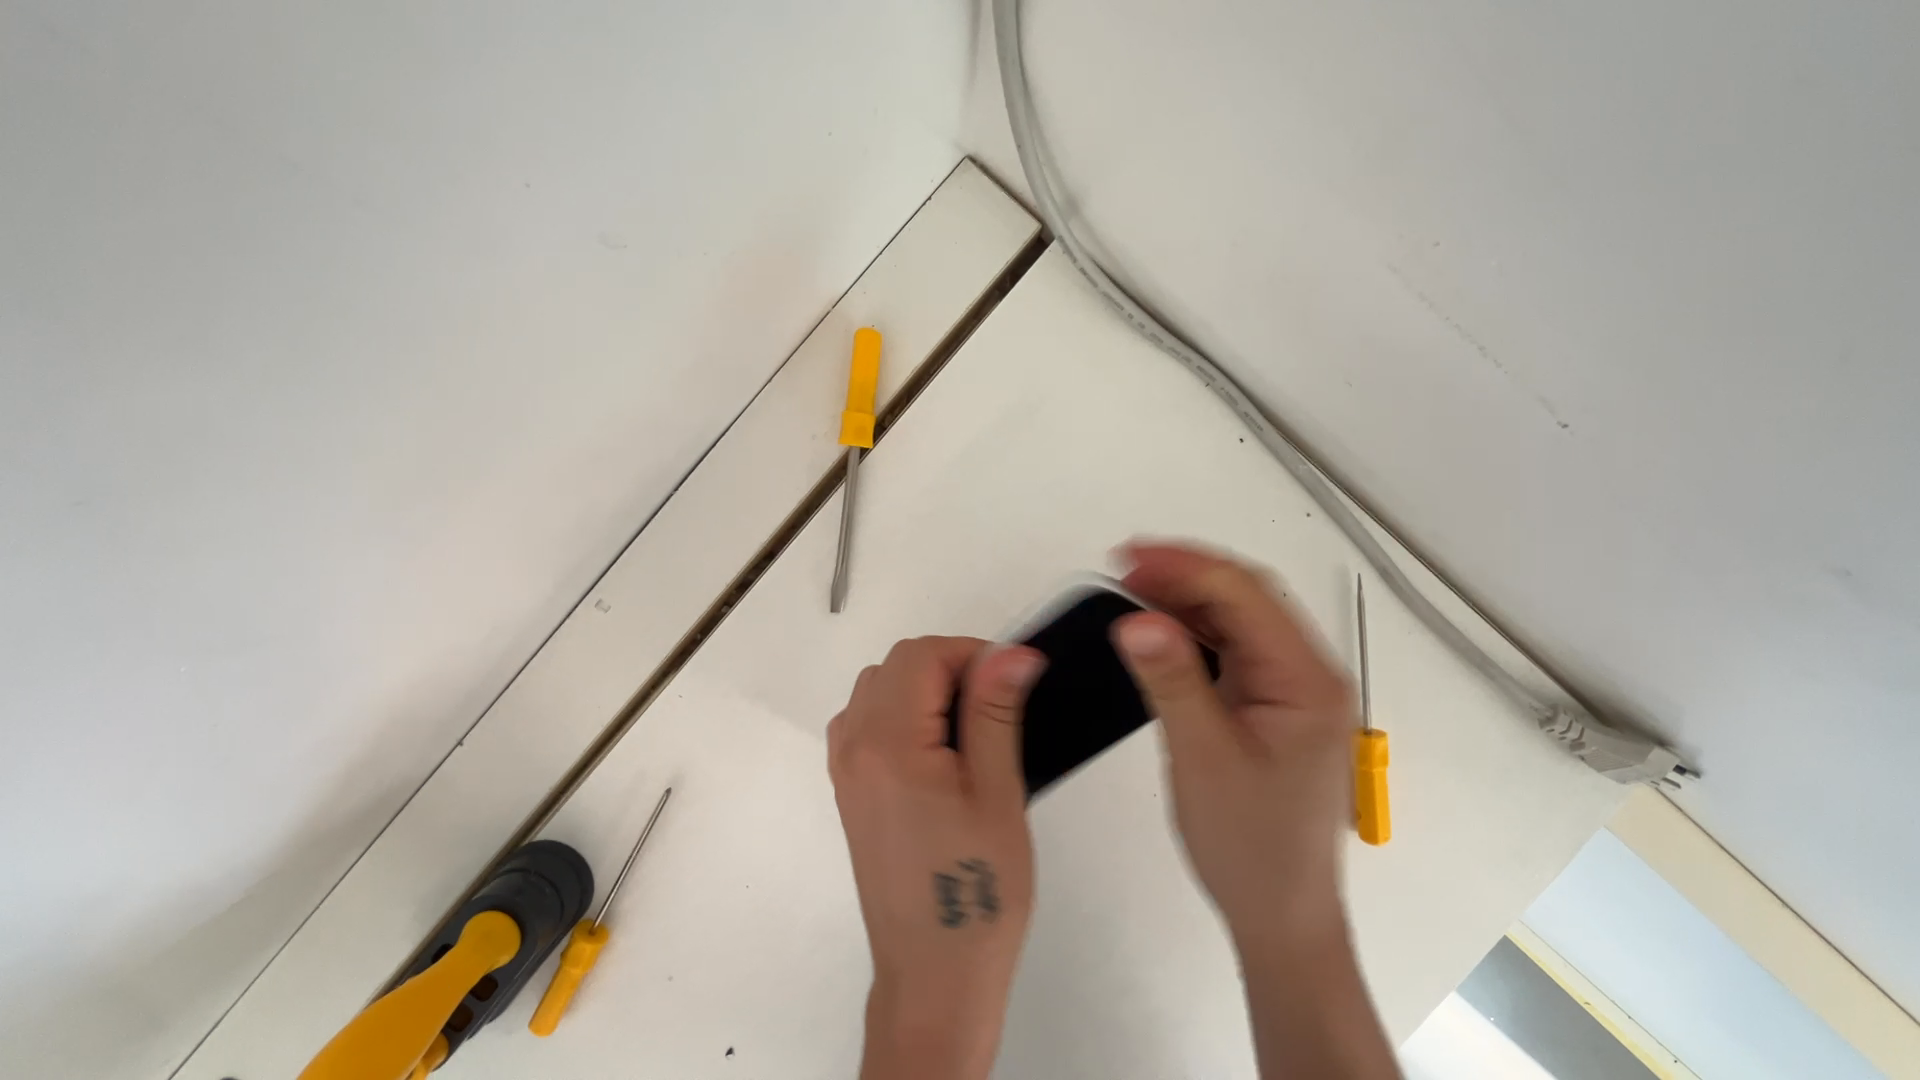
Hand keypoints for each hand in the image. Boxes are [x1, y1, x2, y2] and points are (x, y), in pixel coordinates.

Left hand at [827, 636, 1045, 1079]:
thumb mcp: (997, 794)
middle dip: (950, 667)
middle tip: (1000, 707)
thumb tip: (1012, 652)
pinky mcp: (849, 791)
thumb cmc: (978, 888)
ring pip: (878, 689)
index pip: (922, 656)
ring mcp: (845, 770)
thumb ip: (995, 712)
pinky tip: (938, 752)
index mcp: (887, 743)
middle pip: (896, 666)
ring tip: (973, 731)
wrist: (934, 974)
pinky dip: (901, 714)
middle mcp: (853, 747)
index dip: (974, 654)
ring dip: (924, 689)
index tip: (1015, 681)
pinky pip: (866, 722)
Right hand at [1111, 541, 1355, 946]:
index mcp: (1307, 680)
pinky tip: (1160, 632)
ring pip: (1240, 622)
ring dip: (1189, 601)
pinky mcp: (1273, 708)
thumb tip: (1136, 618)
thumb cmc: (1248, 843)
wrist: (1282, 913)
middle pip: (1248, 599)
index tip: (1126, 557)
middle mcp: (1309, 675)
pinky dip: (1195, 633)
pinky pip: (1234, 652)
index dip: (1185, 566)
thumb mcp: (1203, 757)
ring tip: (1133, 592)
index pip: (1245, 595)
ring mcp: (1293, 692)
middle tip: (1124, 569)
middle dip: (1187, 574)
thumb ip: (1172, 681)